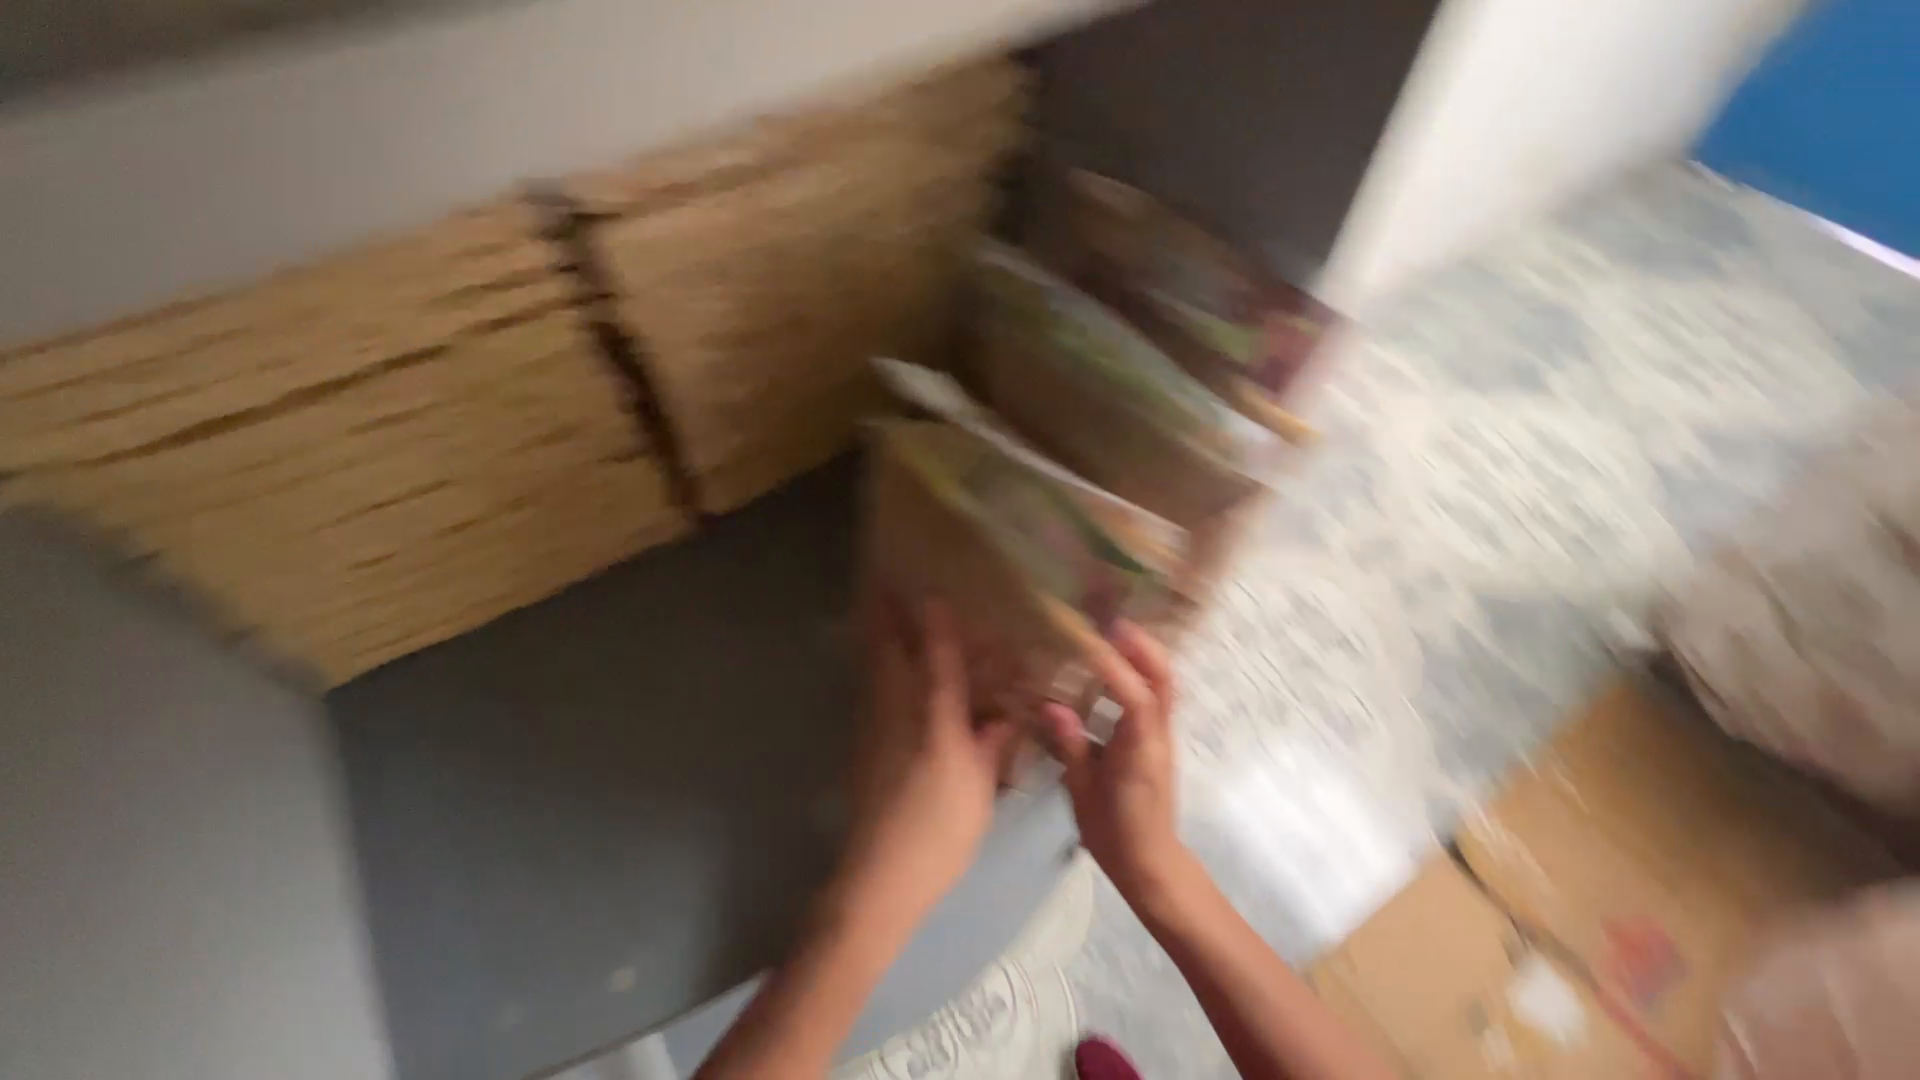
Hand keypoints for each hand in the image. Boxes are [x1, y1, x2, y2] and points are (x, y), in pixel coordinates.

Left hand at [836, 595, 1018, 924]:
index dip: (936, 620)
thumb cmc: (940, 826)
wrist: (882, 874)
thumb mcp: (980, 782)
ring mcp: (873, 728)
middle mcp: (898, 711)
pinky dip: (877, 670)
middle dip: (885, 614)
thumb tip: (1005, 715)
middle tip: (883, 580)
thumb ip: (992, 741)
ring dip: (877, 637)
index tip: (932, 587)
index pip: (936, 655)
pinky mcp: (863, 748)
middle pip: (887, 650)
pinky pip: (871, 692)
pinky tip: (884, 672)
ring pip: (873, 669)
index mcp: (933, 716)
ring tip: (880, 610)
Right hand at [1044, 622, 1191, 906]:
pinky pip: (1152, 698)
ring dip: (1142, 655)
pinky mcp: (1154, 741)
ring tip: (1108, 633)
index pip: (1137, 698)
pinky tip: (1108, 670)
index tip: (1091, 638)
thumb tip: (1052, 706)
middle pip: (1164, 679)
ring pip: (1163, 684)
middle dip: (1142, 646)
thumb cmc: (1115, 835)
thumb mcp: (1083, 794)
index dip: (1117, 667)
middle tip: (1108, 621)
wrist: (1150, 864)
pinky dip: (1137, 674)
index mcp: (1141, 751)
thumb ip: (1072, 747)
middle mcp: (1157, 736)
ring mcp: (1160, 737)